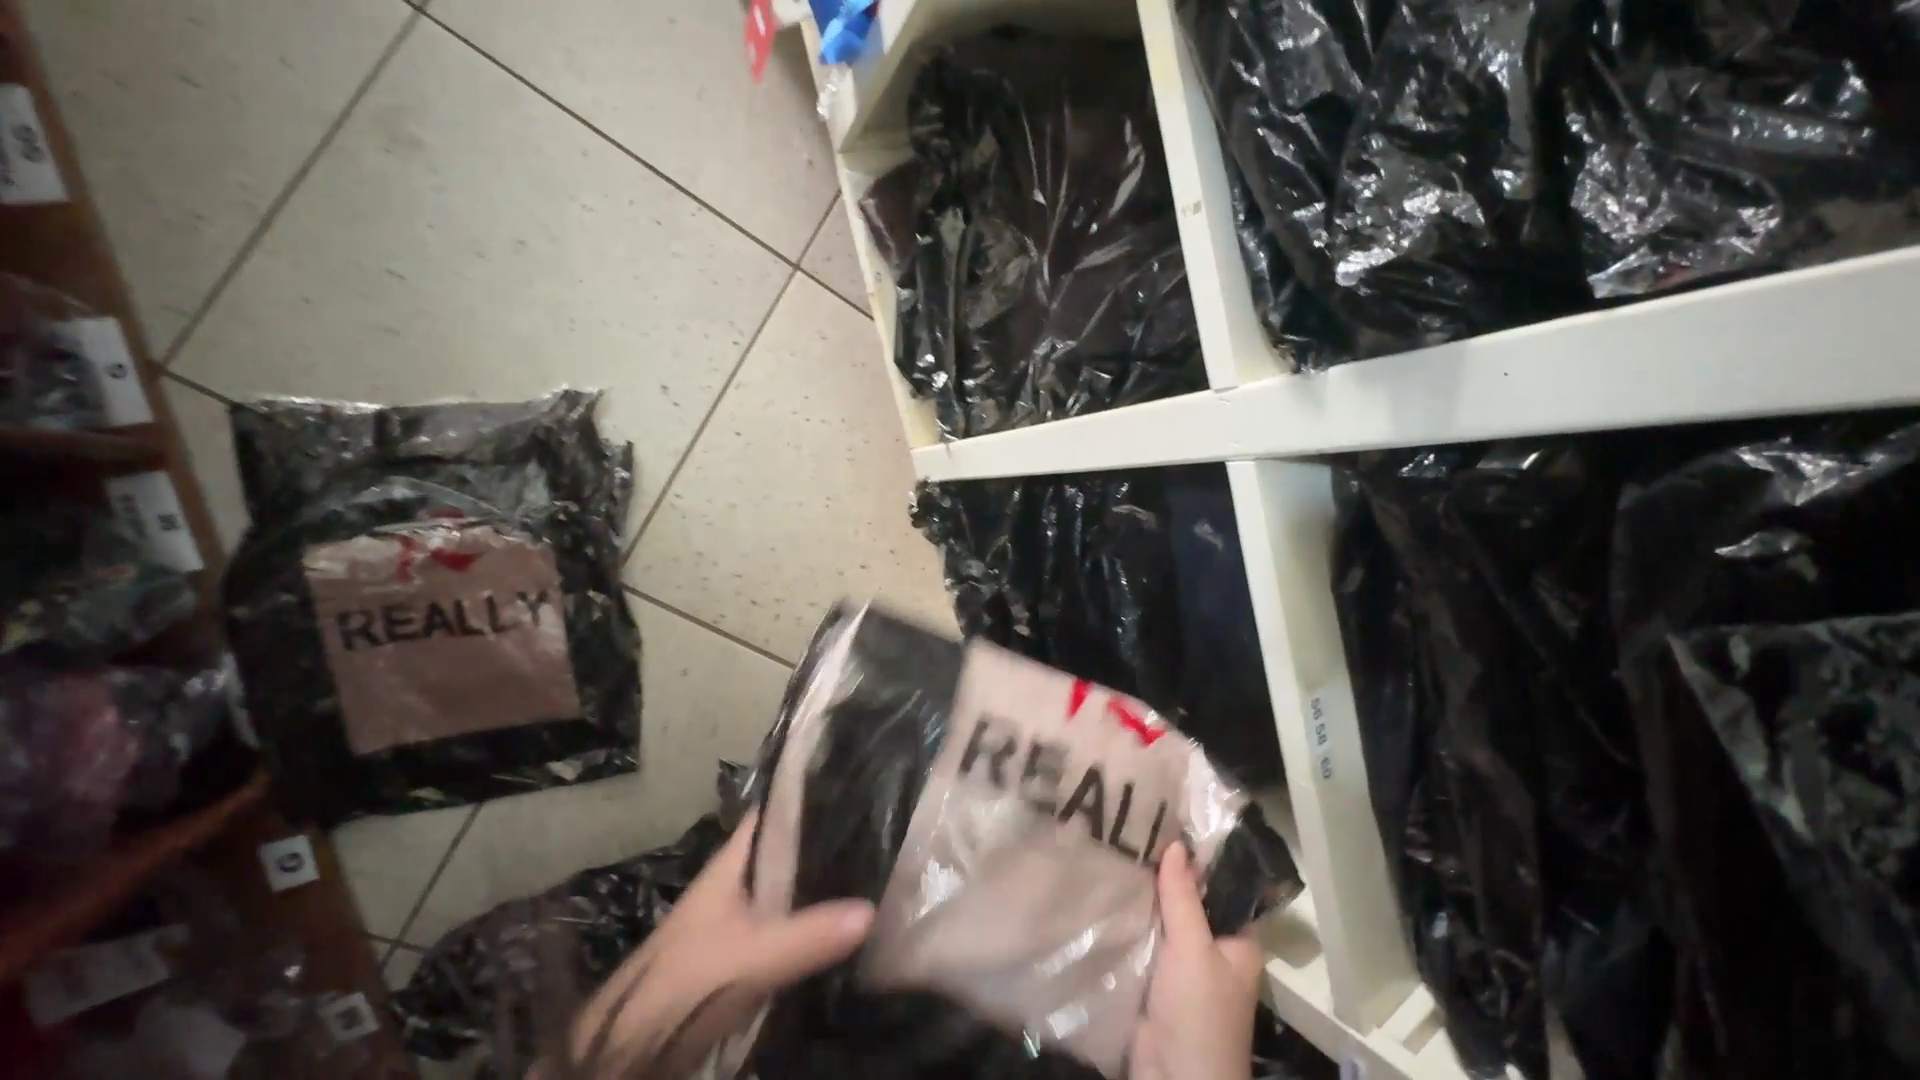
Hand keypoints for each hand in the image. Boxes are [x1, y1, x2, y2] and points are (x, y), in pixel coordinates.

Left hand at [548, 814, 873, 1079]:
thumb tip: (872, 909)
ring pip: (795, 892)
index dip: (814, 796)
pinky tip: (856, 930)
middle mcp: (739, 884)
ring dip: (829, 889)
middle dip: (833, 845)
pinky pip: (794, 931)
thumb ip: (808, 934)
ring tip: (883, 878)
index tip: (864, 788)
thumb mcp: (750, 956)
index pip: (776, 812)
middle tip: (887, 836)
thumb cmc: (686, 982)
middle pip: (791, 853)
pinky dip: (821, 928)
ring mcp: (742, 921)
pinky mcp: (748, 958)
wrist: (632, 1047)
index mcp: (732, 864)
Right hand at [1132, 843, 1264, 1079]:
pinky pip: (1144, 946)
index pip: (1225, 889)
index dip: (1201, 860)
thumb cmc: (1199, 1011)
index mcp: (1239, 943)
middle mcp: (1215, 953)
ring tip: (1116, 854)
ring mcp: (1184, 971)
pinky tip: (1108, 897)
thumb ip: (1183, 897)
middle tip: (1135, 833)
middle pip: (1191, 905)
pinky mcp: (1156, 985)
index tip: (1172, 824)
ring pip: (1165, 925)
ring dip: (1145, 902)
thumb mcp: (1193, 947)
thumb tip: (1178, 845)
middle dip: (1166, 879)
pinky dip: (1130, 926)